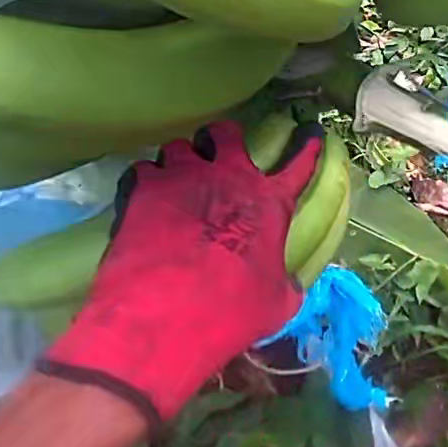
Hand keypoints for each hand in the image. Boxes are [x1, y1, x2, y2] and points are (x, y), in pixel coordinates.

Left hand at [38, 120, 321, 426]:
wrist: (167, 314)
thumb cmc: (232, 310)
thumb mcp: (277, 302)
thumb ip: (285, 283)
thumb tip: (290, 284)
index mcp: (270, 202)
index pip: (299, 163)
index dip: (308, 145)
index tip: (309, 132)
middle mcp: (230, 177)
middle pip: (226, 133)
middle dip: (220, 138)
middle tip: (213, 154)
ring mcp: (186, 177)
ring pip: (179, 147)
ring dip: (178, 163)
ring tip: (172, 183)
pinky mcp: (146, 188)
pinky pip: (141, 170)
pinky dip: (141, 183)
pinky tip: (138, 201)